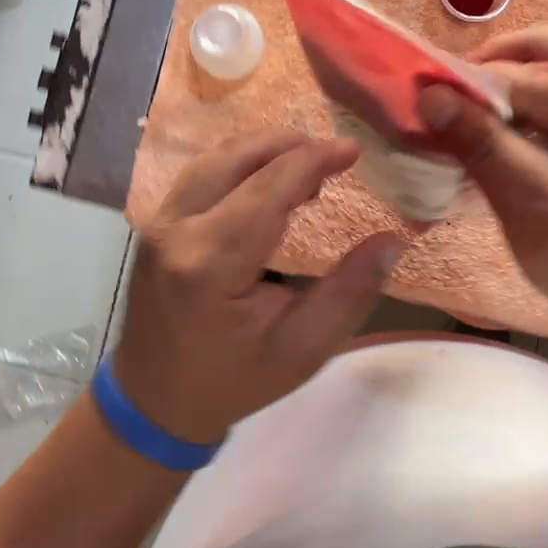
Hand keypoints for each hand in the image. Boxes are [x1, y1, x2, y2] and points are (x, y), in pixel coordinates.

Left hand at [112, 129, 406, 447]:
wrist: (155, 401)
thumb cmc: (233, 380)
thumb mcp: (303, 348)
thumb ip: (350, 291)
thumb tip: (394, 241)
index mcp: (209, 263)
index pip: (267, 188)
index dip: (313, 161)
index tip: (353, 149)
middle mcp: (174, 231)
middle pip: (235, 160)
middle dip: (288, 147)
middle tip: (334, 153)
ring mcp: (156, 224)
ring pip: (212, 160)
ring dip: (261, 152)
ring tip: (307, 163)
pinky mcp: (153, 225)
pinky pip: (198, 176)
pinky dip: (236, 165)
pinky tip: (267, 178)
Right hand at [417, 25, 547, 349]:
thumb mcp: (536, 212)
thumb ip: (485, 148)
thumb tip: (428, 93)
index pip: (534, 78)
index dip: (469, 89)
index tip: (415, 112)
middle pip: (542, 49)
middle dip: (483, 78)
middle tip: (437, 115)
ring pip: (546, 56)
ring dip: (499, 86)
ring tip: (462, 125)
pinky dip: (519, 98)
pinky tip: (496, 132)